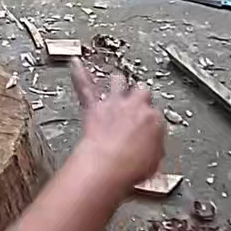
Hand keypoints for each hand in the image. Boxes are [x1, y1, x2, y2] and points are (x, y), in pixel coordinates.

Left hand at [68, 59, 163, 188]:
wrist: (110, 165)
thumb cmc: (131, 168)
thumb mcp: (154, 164)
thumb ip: (154, 152)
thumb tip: (153, 153)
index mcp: (155, 120)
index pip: (155, 115)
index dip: (148, 122)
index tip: (145, 129)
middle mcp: (136, 105)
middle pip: (142, 92)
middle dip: (139, 95)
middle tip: (136, 102)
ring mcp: (114, 103)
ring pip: (119, 81)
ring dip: (118, 81)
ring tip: (117, 79)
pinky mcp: (94, 106)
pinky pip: (85, 85)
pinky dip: (79, 74)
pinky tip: (75, 62)